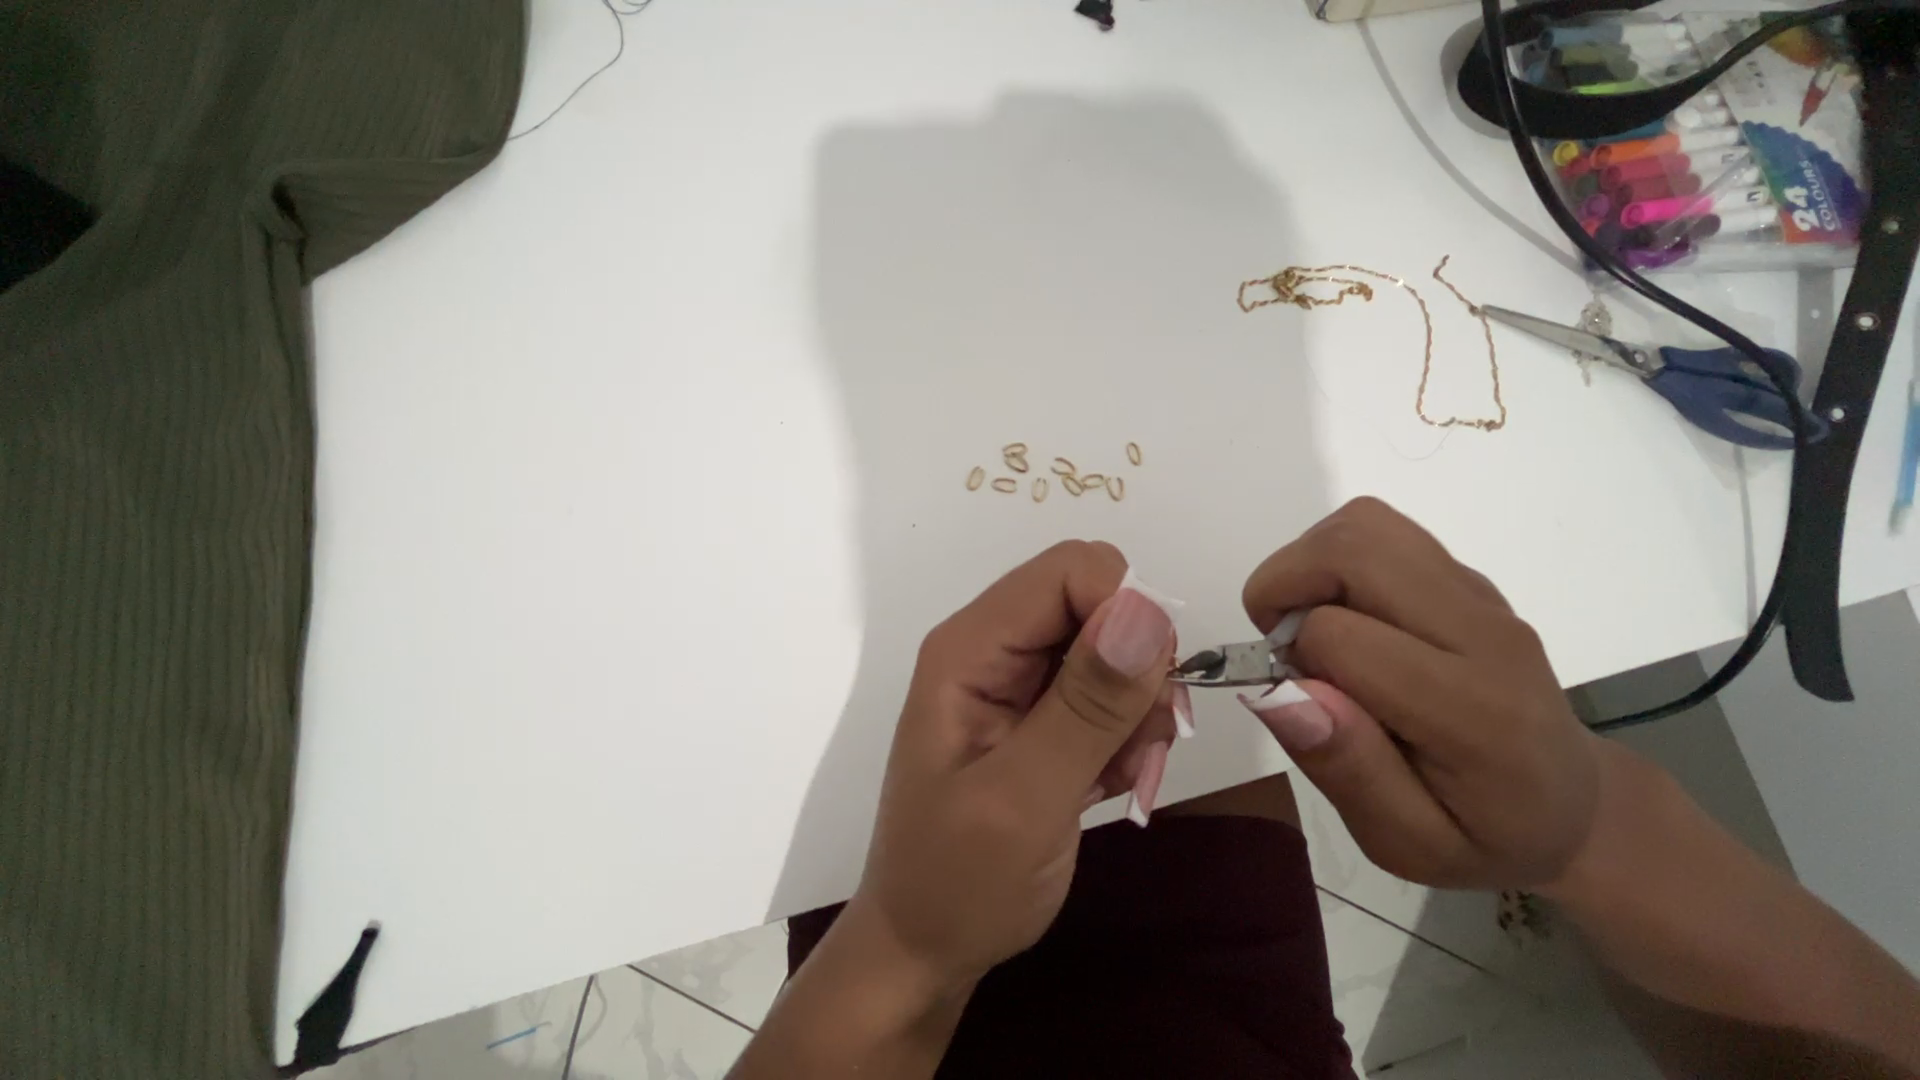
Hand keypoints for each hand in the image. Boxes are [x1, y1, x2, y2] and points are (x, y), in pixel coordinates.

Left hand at [845, 540, 1179, 991]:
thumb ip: (1085, 707)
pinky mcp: (1042, 716)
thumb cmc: (958, 882)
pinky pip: (1110, 693)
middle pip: (1097, 602)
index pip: (1069, 571)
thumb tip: (1146, 611)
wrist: (928, 945)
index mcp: (970, 648)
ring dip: (1137, 707)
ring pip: (1115, 648)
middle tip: (1135, 740)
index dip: (1123, 612)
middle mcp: (993, 649)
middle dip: (1137, 666)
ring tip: (1115, 771)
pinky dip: (1127, 733)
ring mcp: (1018, 683)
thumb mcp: (1023, 799)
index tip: (1145, 689)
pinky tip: (1106, 781)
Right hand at [1237, 498, 1601, 889]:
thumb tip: (1279, 692)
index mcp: (1472, 711)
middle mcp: (1482, 632)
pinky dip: (1336, 562)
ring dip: (1308, 565)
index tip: (1301, 701)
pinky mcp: (1467, 578)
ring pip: (1365, 525)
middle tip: (1283, 646)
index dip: (1295, 663)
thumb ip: (1347, 770)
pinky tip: (1345, 619)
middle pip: (1354, 548)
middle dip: (1285, 585)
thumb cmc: (1483, 834)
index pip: (1341, 636)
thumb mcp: (1408, 843)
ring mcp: (1479, 595)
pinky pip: (1382, 534)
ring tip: (1309, 627)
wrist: (1570, 801)